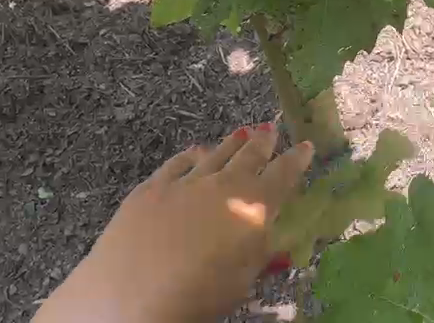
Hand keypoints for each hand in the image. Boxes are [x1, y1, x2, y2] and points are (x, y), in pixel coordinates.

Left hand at [35, 124, 313, 322]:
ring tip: (243, 132)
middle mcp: (226, 184)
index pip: (285, 173)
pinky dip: (193, 154)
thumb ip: (261, 252)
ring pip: (218, 153)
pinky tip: (197, 151)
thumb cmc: (196, 299)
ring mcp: (188, 181)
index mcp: (255, 205)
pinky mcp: (152, 187)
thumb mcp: (242, 280)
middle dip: (265, 141)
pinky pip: (178, 162)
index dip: (298, 158)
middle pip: (251, 154)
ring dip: (233, 142)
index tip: (307, 146)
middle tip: (271, 130)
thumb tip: (276, 240)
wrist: (126, 303)